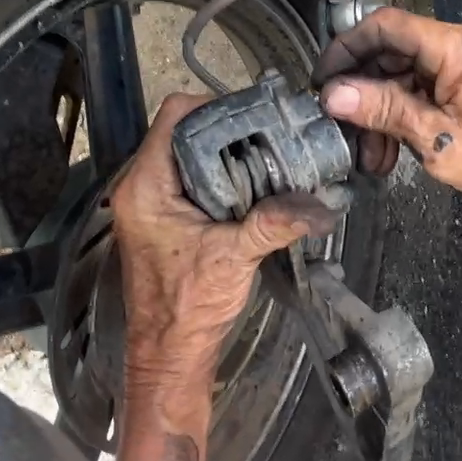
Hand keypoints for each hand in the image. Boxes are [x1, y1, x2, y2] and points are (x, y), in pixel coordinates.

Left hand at [112, 93, 335, 391]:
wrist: (171, 354)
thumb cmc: (186, 310)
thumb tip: (320, 204)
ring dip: (224, 150)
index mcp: (145, 187)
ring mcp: (152, 201)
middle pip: (182, 129)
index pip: (173, 116)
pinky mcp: (165, 215)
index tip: (252, 116)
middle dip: (225, 127)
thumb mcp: (235, 258)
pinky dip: (220, 172)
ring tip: (264, 152)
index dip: (214, 106)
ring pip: (188, 151)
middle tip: (266, 132)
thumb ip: (274, 223)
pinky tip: (252, 182)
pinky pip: (192, 175)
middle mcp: (140, 187)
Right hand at [315, 7, 461, 225]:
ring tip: (374, 155)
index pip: (386, 25)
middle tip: (345, 129)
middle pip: (394, 49)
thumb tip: (335, 94)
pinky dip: (408, 111)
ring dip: (384, 109)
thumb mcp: (439, 142)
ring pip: (408, 71)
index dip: (347, 48)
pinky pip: (428, 83)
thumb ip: (385, 112)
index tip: (323, 79)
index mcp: (460, 47)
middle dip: (364, 90)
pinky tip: (396, 148)